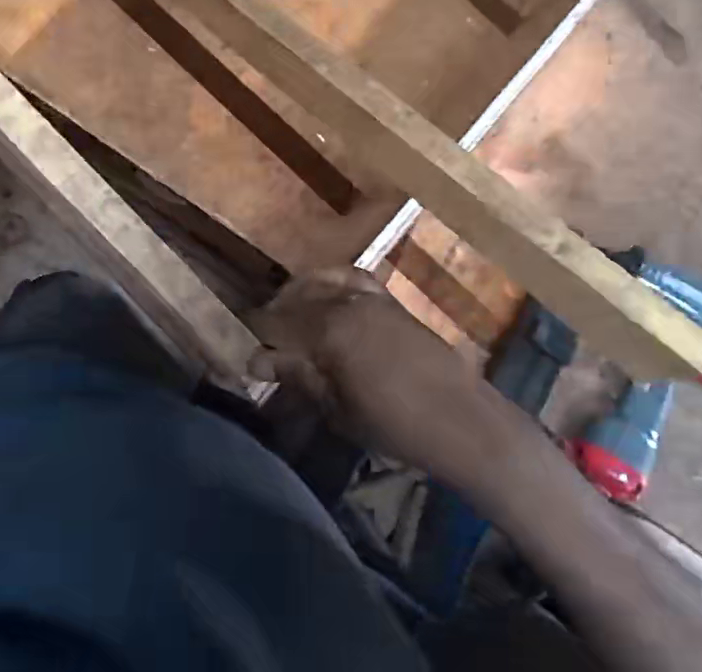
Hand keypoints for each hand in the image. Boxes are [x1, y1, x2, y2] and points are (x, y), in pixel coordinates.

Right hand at [249, 268, 501, 481]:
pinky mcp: (388, 300)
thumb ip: (298, 377)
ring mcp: (370, 297)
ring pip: (320, 283)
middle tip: (263, 342)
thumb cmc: (394, 424)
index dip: (256, 335)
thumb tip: (257, 361)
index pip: (276, 324)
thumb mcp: (337, 409)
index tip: (243, 349)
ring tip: (288, 316)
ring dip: (298, 296)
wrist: (457, 417)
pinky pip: (352, 277)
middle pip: (295, 300)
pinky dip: (332, 280)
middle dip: (273, 318)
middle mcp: (346, 303)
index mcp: (328, 331)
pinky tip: (325, 294)